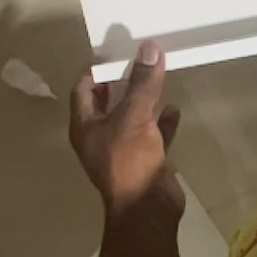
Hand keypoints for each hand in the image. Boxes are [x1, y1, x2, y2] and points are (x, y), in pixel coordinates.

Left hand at [70, 40, 184, 219]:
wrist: (148, 208)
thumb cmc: (129, 160)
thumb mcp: (134, 116)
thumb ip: (142, 83)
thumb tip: (150, 47)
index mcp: (85, 127)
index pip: (83, 90)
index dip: (97, 70)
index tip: (115, 52)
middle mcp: (100, 138)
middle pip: (108, 103)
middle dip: (123, 82)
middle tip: (139, 60)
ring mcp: (123, 151)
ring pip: (132, 119)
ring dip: (143, 101)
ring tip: (157, 78)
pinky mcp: (145, 161)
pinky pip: (153, 136)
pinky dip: (161, 123)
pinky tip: (173, 109)